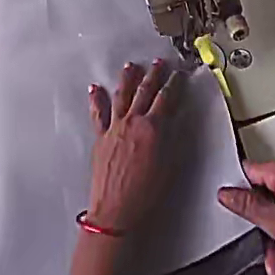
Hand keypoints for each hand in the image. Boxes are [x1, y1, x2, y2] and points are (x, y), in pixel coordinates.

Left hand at [86, 61, 179, 233]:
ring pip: (122, 95)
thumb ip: (174, 138)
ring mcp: (115, 127)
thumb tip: (178, 120)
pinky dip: (96, 100)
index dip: (174, 84)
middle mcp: (133, 122)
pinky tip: (95, 89)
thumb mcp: (170, 164)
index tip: (179, 75)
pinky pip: (98, 113)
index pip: (167, 98)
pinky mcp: (101, 137)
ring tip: (131, 66)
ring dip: (128, 79)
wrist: (116, 211)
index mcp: (153, 128)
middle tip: (159, 63)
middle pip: (145, 91)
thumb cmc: (145, 193)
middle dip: (153, 75)